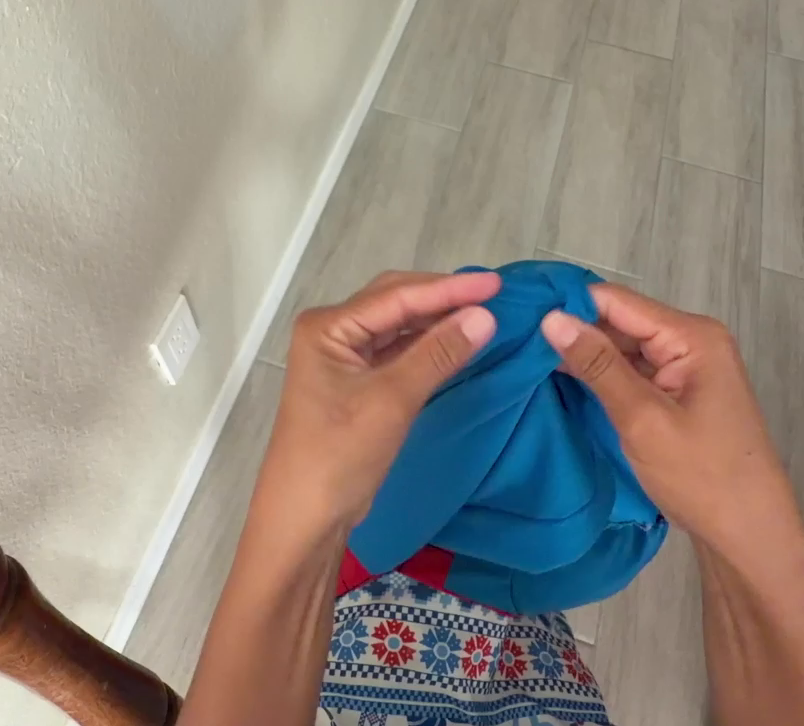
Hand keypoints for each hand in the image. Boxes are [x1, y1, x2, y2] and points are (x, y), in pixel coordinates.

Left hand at [257, 270, 499, 537]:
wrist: (306, 520)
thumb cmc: (340, 455)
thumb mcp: (392, 401)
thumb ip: (438, 353)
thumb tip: (486, 315)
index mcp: (327, 326)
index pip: (396, 296)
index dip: (449, 289)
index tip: (497, 283)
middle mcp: (332, 331)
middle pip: (395, 302)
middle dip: (443, 297)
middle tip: (493, 293)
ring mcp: (343, 357)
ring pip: (398, 326)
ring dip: (437, 320)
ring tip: (483, 312)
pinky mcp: (357, 381)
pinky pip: (398, 351)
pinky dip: (428, 345)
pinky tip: (458, 341)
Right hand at [541, 284, 794, 551]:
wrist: (751, 539)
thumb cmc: (703, 478)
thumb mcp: (643, 419)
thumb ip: (597, 365)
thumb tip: (550, 318)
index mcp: (691, 336)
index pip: (615, 301)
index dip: (567, 305)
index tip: (519, 317)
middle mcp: (690, 339)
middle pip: (617, 320)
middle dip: (572, 330)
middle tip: (516, 342)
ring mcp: (685, 366)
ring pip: (620, 345)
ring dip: (582, 354)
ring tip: (527, 358)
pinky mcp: (676, 390)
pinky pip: (630, 369)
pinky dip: (599, 375)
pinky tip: (561, 380)